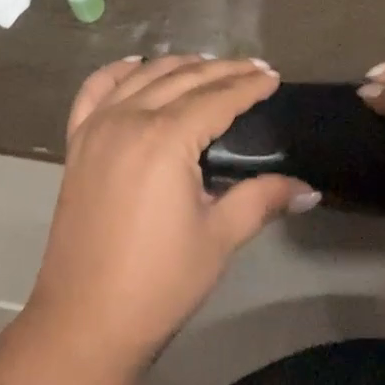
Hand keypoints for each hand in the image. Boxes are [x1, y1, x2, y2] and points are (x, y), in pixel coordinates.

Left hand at [9, 56, 318, 380]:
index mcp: (165, 138)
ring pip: (142, 78)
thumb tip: (308, 188)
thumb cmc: (159, 281)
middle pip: (181, 80)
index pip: (216, 99)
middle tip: (253, 68)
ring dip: (177, 66)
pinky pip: (94, 91)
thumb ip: (260, 200)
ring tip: (207, 66)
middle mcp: (128, 119)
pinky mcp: (76, 142)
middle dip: (221, 71)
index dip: (247, 85)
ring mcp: (96, 127)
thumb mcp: (218, 239)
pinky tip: (135, 66)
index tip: (273, 76)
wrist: (85, 318)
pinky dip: (116, 72)